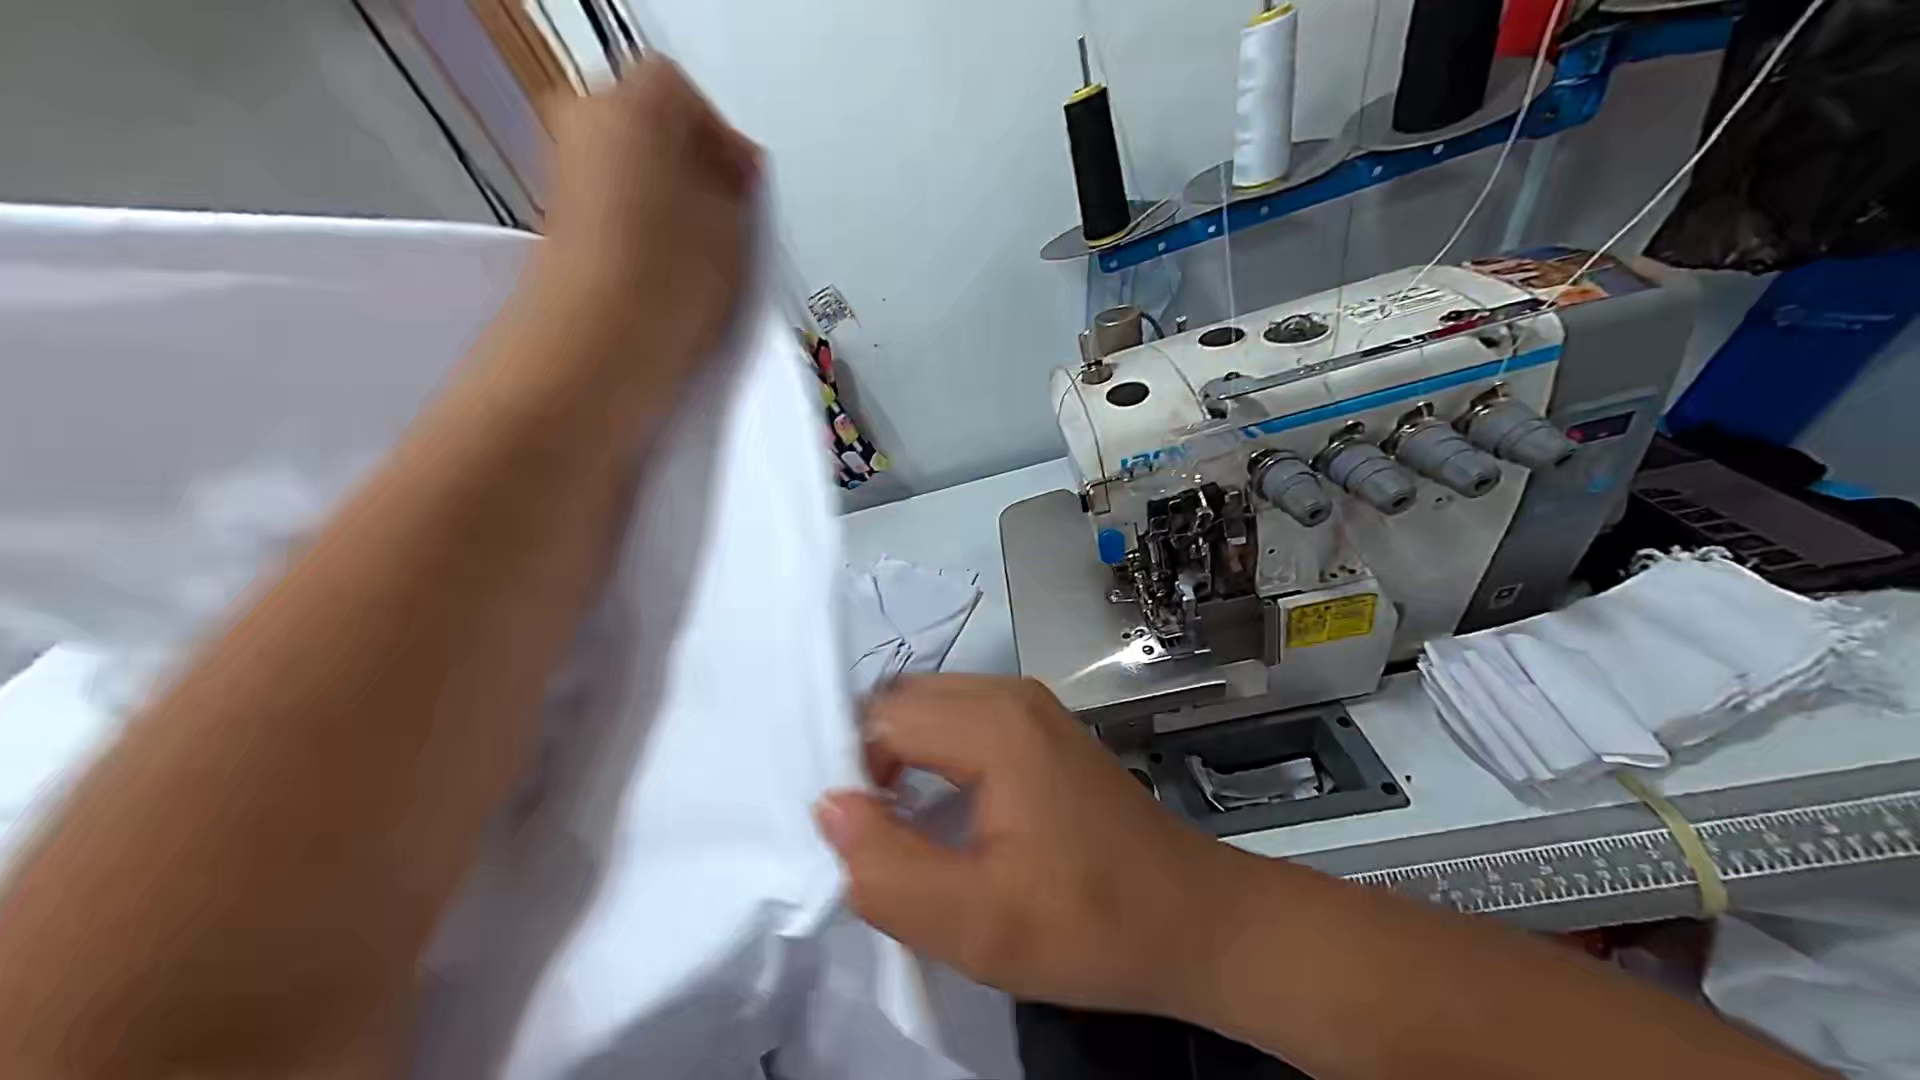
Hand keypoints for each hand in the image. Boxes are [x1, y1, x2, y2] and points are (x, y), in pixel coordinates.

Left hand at [530, 57, 760, 408]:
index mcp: (630, 103)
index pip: (679, 88)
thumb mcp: (731, 221)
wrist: (601, 343)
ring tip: (702, 247)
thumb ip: (735, 183)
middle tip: (727, 212)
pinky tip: (669, 264)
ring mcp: (566, 171)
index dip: (720, 134)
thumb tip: (728, 172)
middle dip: (691, 161)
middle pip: (648, 123)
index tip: (745, 185)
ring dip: (670, 193)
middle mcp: (584, 121)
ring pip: (632, 164)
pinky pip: (613, 200)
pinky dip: (643, 219)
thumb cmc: (675, 273)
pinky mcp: (560, 219)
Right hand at [815, 675, 1251, 1014]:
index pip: (881, 719)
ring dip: (896, 757)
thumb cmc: (1093, 924)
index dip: (850, 775)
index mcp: (996, 725)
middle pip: (900, 702)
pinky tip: (935, 808)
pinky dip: (928, 752)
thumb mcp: (978, 926)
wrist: (1194, 920)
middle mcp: (1009, 694)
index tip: (852, 839)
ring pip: (925, 707)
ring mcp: (1027, 703)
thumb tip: (828, 808)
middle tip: (870, 835)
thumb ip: (887, 871)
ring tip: (897, 826)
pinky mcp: (1036, 724)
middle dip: (868, 760)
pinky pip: (956, 717)